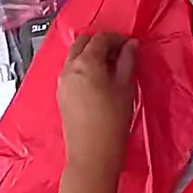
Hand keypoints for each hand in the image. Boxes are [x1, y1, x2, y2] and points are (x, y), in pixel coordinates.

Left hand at [57, 33, 136, 178]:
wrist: (92, 154)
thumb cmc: (112, 120)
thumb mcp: (125, 86)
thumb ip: (127, 60)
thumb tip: (131, 45)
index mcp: (85, 62)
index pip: (101, 38)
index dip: (117, 38)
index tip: (130, 45)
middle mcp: (69, 68)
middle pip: (83, 42)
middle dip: (101, 43)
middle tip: (120, 53)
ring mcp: (62, 82)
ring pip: (75, 56)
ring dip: (91, 55)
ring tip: (111, 67)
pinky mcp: (61, 94)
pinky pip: (71, 71)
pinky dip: (84, 68)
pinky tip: (99, 80)